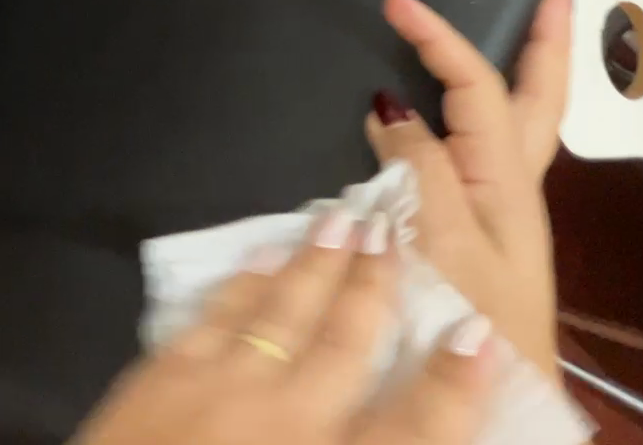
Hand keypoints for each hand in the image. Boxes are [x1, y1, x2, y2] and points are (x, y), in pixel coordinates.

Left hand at [74, 214, 496, 444]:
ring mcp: (220, 384)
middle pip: (343, 343)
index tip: (475, 334)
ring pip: (281, 311)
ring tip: (337, 219)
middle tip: (387, 230)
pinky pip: (218, 312)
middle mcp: (285, 420)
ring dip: (313, 265)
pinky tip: (262, 257)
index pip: (413, 431)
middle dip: (372, 285)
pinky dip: (246, 281)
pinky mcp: (167, 368)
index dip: (451, 385)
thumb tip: (391, 426)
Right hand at [367, 0, 570, 377]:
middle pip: (539, 101)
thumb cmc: (466, 318)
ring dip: (523, 73)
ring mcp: (498, 203)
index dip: (439, 39)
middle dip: (547, 45)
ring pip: (517, 123)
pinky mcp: (474, 221)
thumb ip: (420, 172)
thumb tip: (389, 109)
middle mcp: (510, 183)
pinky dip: (479, 111)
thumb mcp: (440, 243)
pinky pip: (480, 148)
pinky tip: (459, 115)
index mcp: (504, 180)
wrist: (492, 389)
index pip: (477, 90)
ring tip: (520, 36)